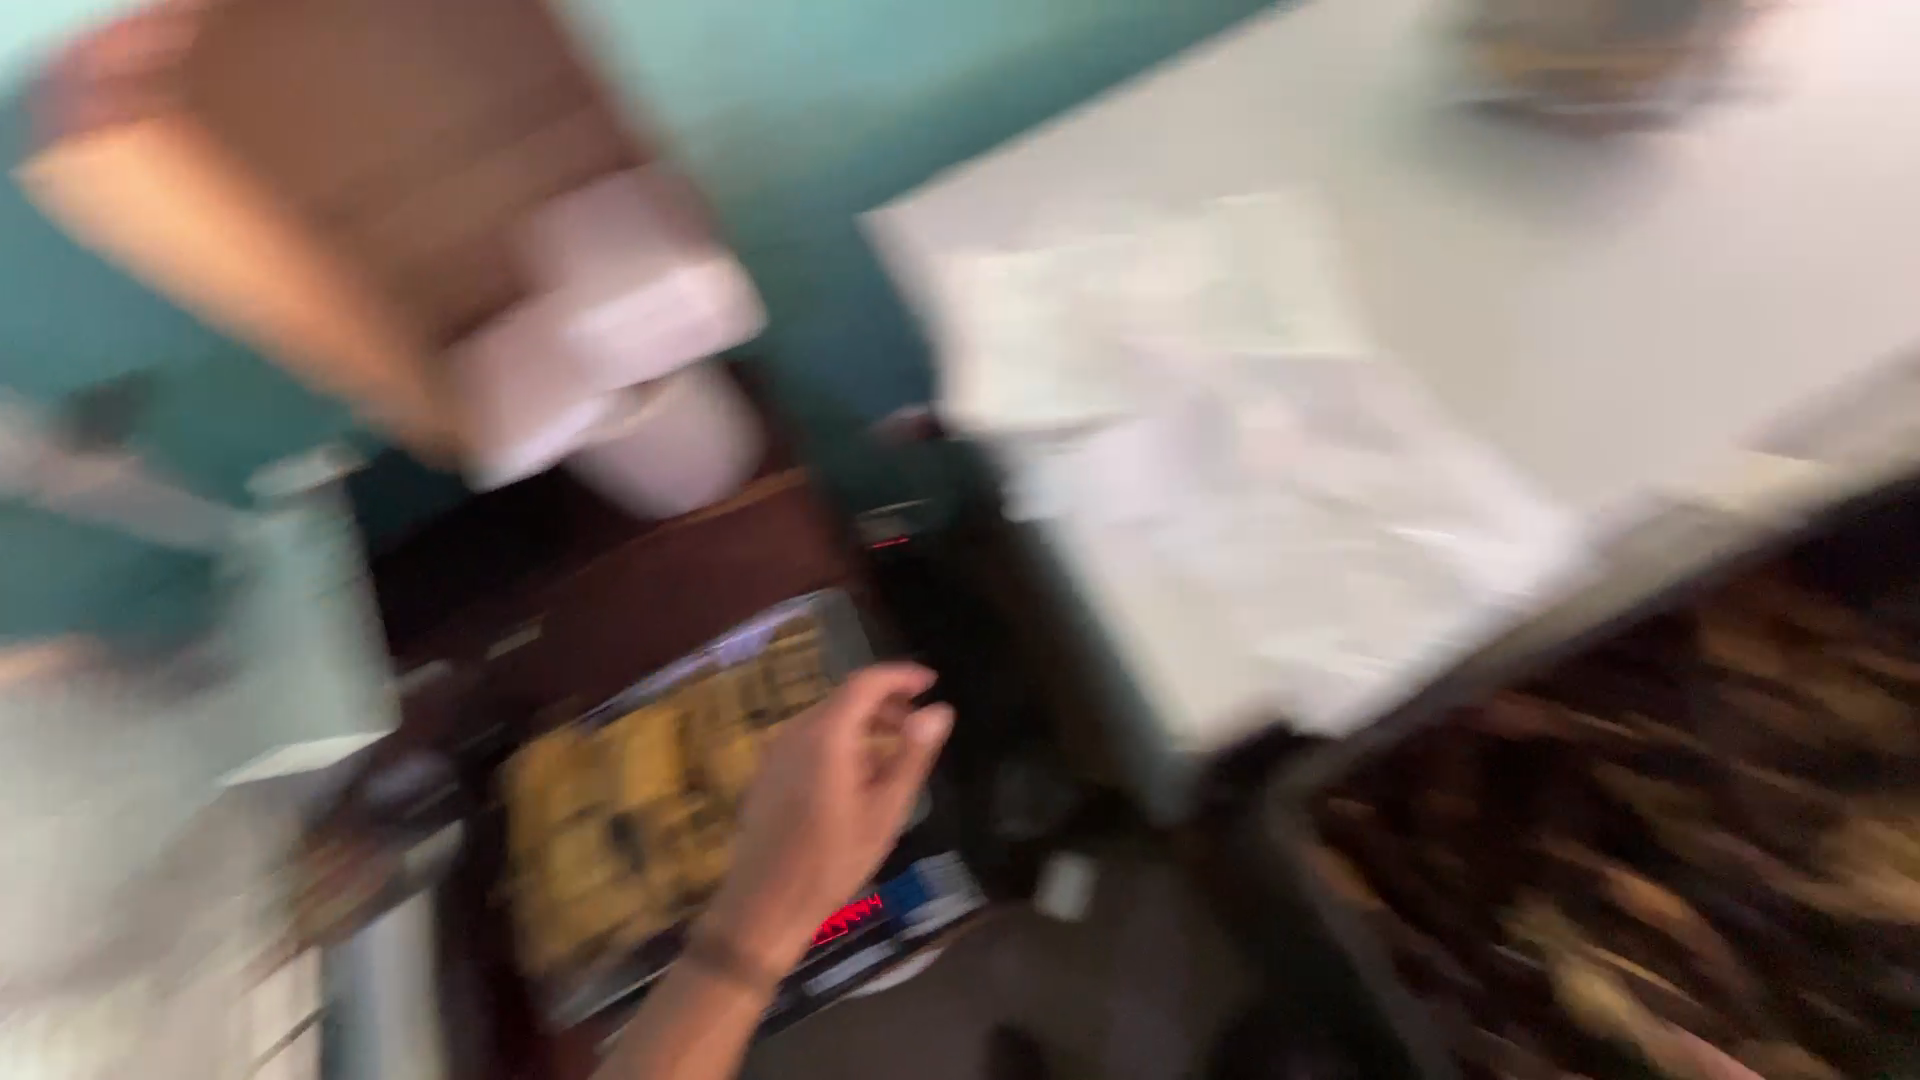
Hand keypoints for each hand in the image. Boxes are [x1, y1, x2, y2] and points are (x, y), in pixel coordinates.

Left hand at [695, 663, 952, 977]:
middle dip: (887, 703)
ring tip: (895, 754)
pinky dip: (841, 740)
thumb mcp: (885, 810)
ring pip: (829, 718)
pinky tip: (858, 776)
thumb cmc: (831, 861)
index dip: (902, 675)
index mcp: (826, 734)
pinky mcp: (768, 771)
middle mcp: (796, 731)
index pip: (866, 682)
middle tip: (919, 726)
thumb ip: (912, 754)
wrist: (763, 907)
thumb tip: (939, 711)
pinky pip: (811, 738)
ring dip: (865, 723)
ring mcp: (776, 750)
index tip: (932, 683)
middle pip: (847, 697)